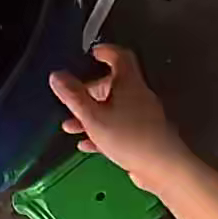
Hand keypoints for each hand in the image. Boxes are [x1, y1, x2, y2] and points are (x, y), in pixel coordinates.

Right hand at [48, 43, 190, 192]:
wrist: (160, 167)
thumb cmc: (127, 137)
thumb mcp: (93, 116)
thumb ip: (73, 95)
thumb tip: (57, 75)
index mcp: (128, 83)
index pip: (120, 57)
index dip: (106, 51)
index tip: (93, 53)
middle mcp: (138, 95)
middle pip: (113, 85)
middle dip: (91, 90)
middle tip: (73, 96)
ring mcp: (142, 116)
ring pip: (113, 109)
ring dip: (91, 114)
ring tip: (71, 125)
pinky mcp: (142, 136)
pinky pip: (118, 128)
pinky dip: (101, 131)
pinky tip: (87, 143)